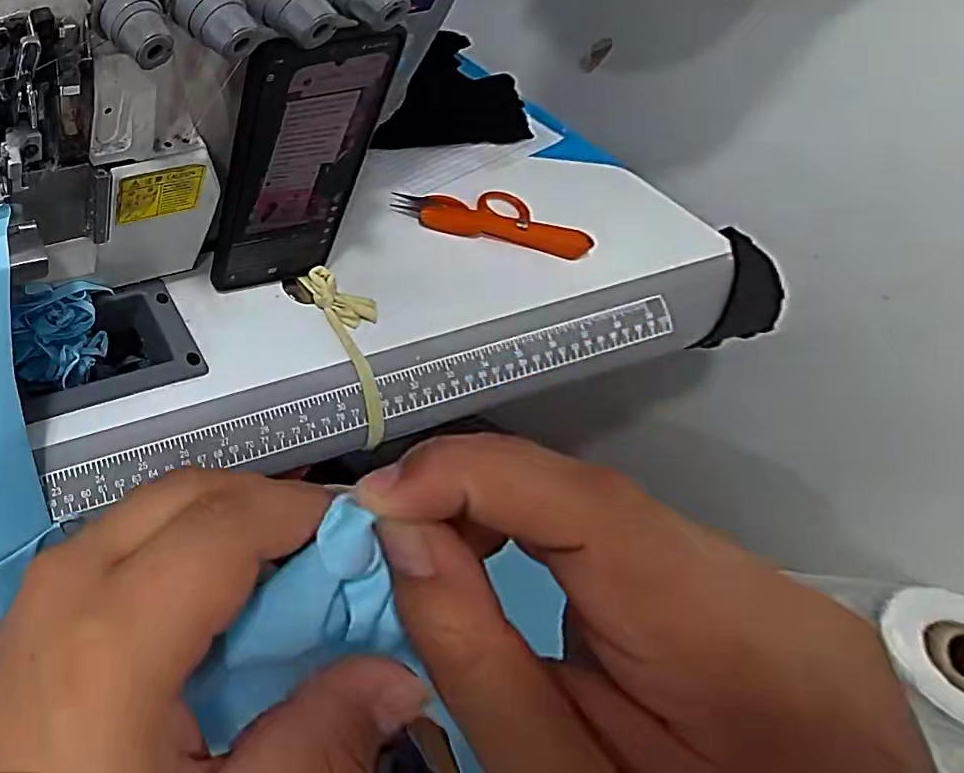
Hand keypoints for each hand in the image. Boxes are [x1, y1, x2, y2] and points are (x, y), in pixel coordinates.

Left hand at [0, 470, 429, 772]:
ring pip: (152, 505)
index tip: (367, 533)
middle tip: (334, 550)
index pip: (224, 522)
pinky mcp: (39, 589)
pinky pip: (123, 534)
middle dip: (265, 502)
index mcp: (115, 627)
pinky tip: (216, 594)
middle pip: (185, 492)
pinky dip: (181, 539)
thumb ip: (309, 745)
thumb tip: (392, 677)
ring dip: (223, 517)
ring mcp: (48, 573)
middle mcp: (73, 572)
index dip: (300, 512)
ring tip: (288, 569)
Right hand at [357, 434, 934, 772]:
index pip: (587, 501)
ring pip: (570, 495)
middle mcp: (757, 591)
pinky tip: (472, 555)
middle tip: (379, 526)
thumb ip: (472, 654)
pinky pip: (585, 521)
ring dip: (473, 503)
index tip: (373, 501)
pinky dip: (508, 522)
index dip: (463, 475)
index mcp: (737, 645)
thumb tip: (397, 533)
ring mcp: (739, 582)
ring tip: (414, 542)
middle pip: (573, 490)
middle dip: (455, 490)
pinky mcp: (706, 584)